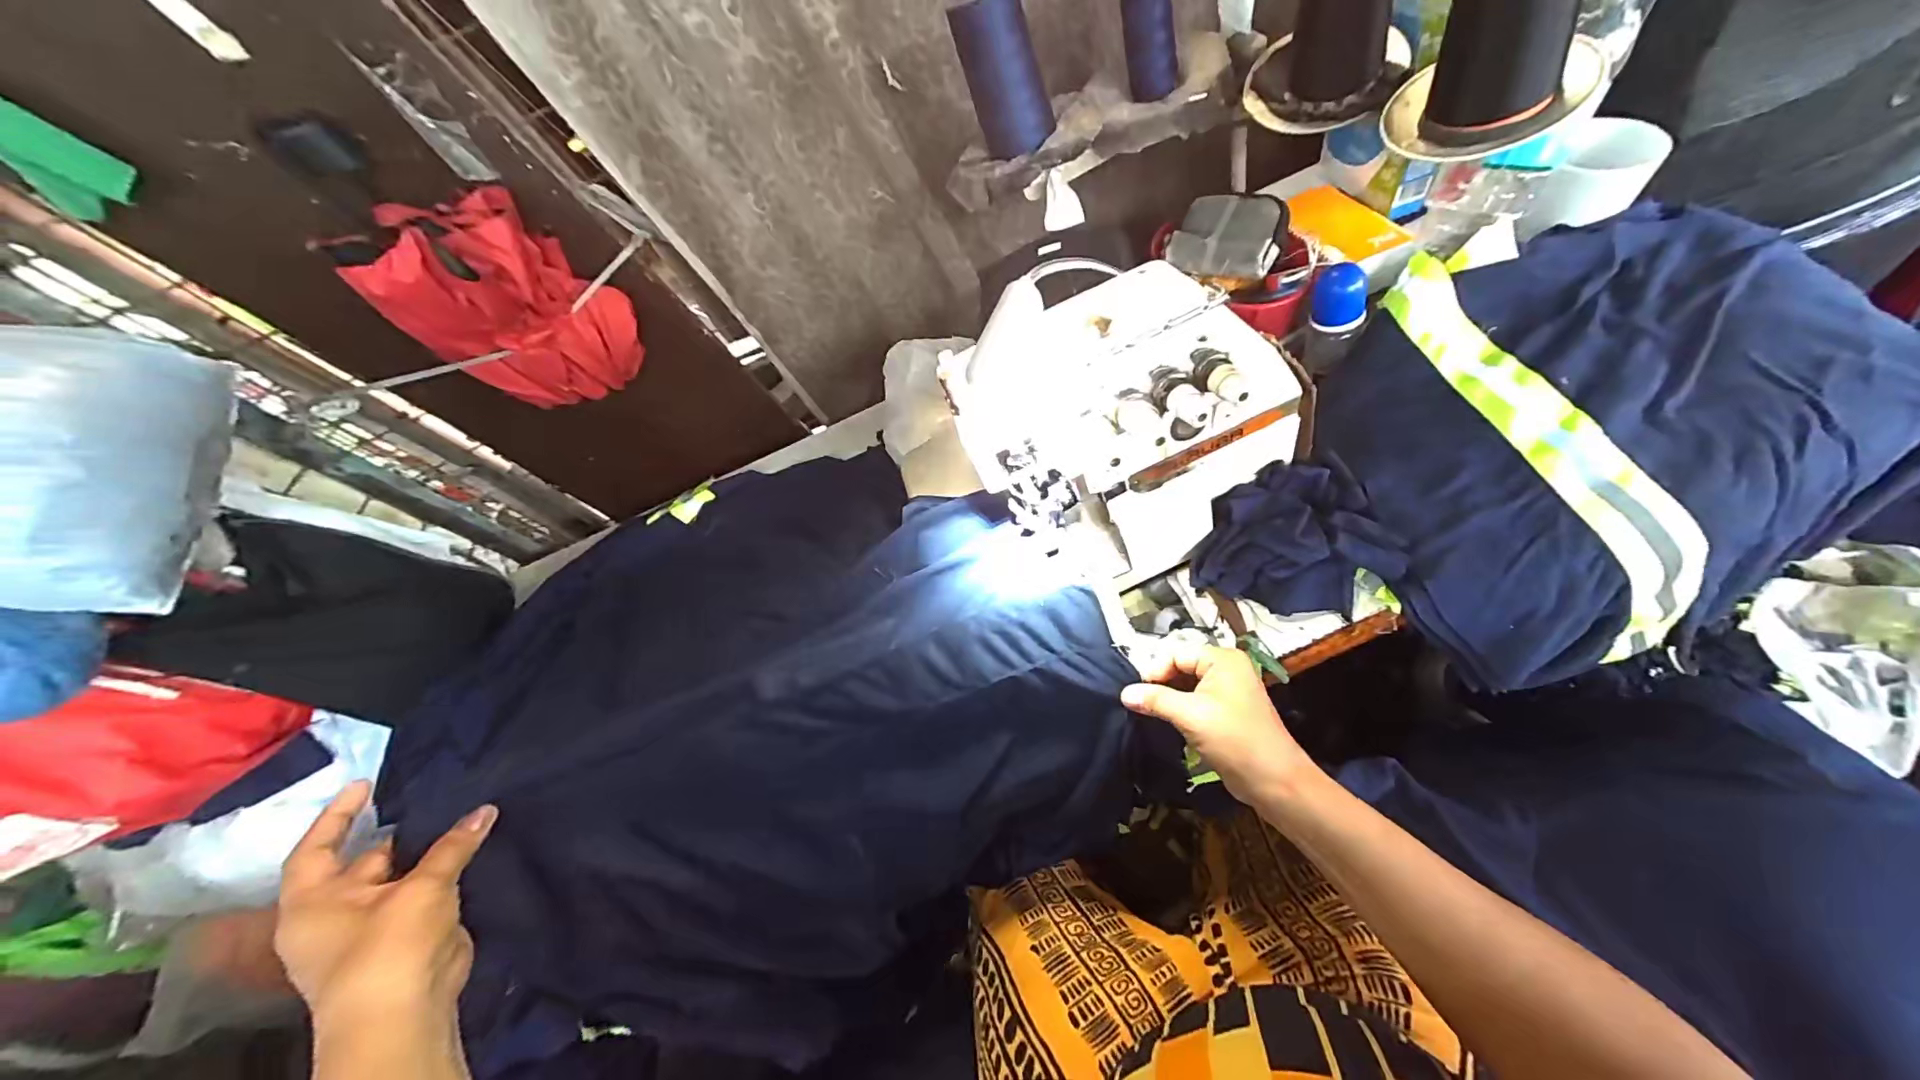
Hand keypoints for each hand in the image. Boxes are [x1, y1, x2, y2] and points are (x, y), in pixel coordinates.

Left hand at [275, 780, 494, 1027]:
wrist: (404, 1014)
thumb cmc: (388, 946)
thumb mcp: (423, 887)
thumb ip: (454, 845)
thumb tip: (486, 809)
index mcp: (312, 903)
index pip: (317, 849)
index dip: (338, 815)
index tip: (365, 784)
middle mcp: (332, 915)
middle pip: (363, 862)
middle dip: (398, 833)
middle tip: (433, 799)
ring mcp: (367, 930)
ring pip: (398, 879)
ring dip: (425, 854)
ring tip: (457, 819)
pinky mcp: (402, 939)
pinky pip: (421, 896)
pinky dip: (440, 875)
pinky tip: (467, 853)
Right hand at [1122, 642, 1321, 804]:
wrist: (1275, 781)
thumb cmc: (1235, 741)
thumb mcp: (1191, 716)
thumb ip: (1155, 700)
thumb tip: (1125, 693)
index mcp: (1222, 659)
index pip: (1176, 653)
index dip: (1154, 671)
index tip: (1137, 694)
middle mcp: (1226, 668)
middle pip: (1180, 665)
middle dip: (1160, 683)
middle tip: (1140, 704)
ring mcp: (1228, 689)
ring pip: (1186, 684)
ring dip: (1168, 697)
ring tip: (1151, 713)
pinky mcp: (1226, 710)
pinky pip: (1195, 699)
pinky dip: (1179, 708)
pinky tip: (1168, 721)